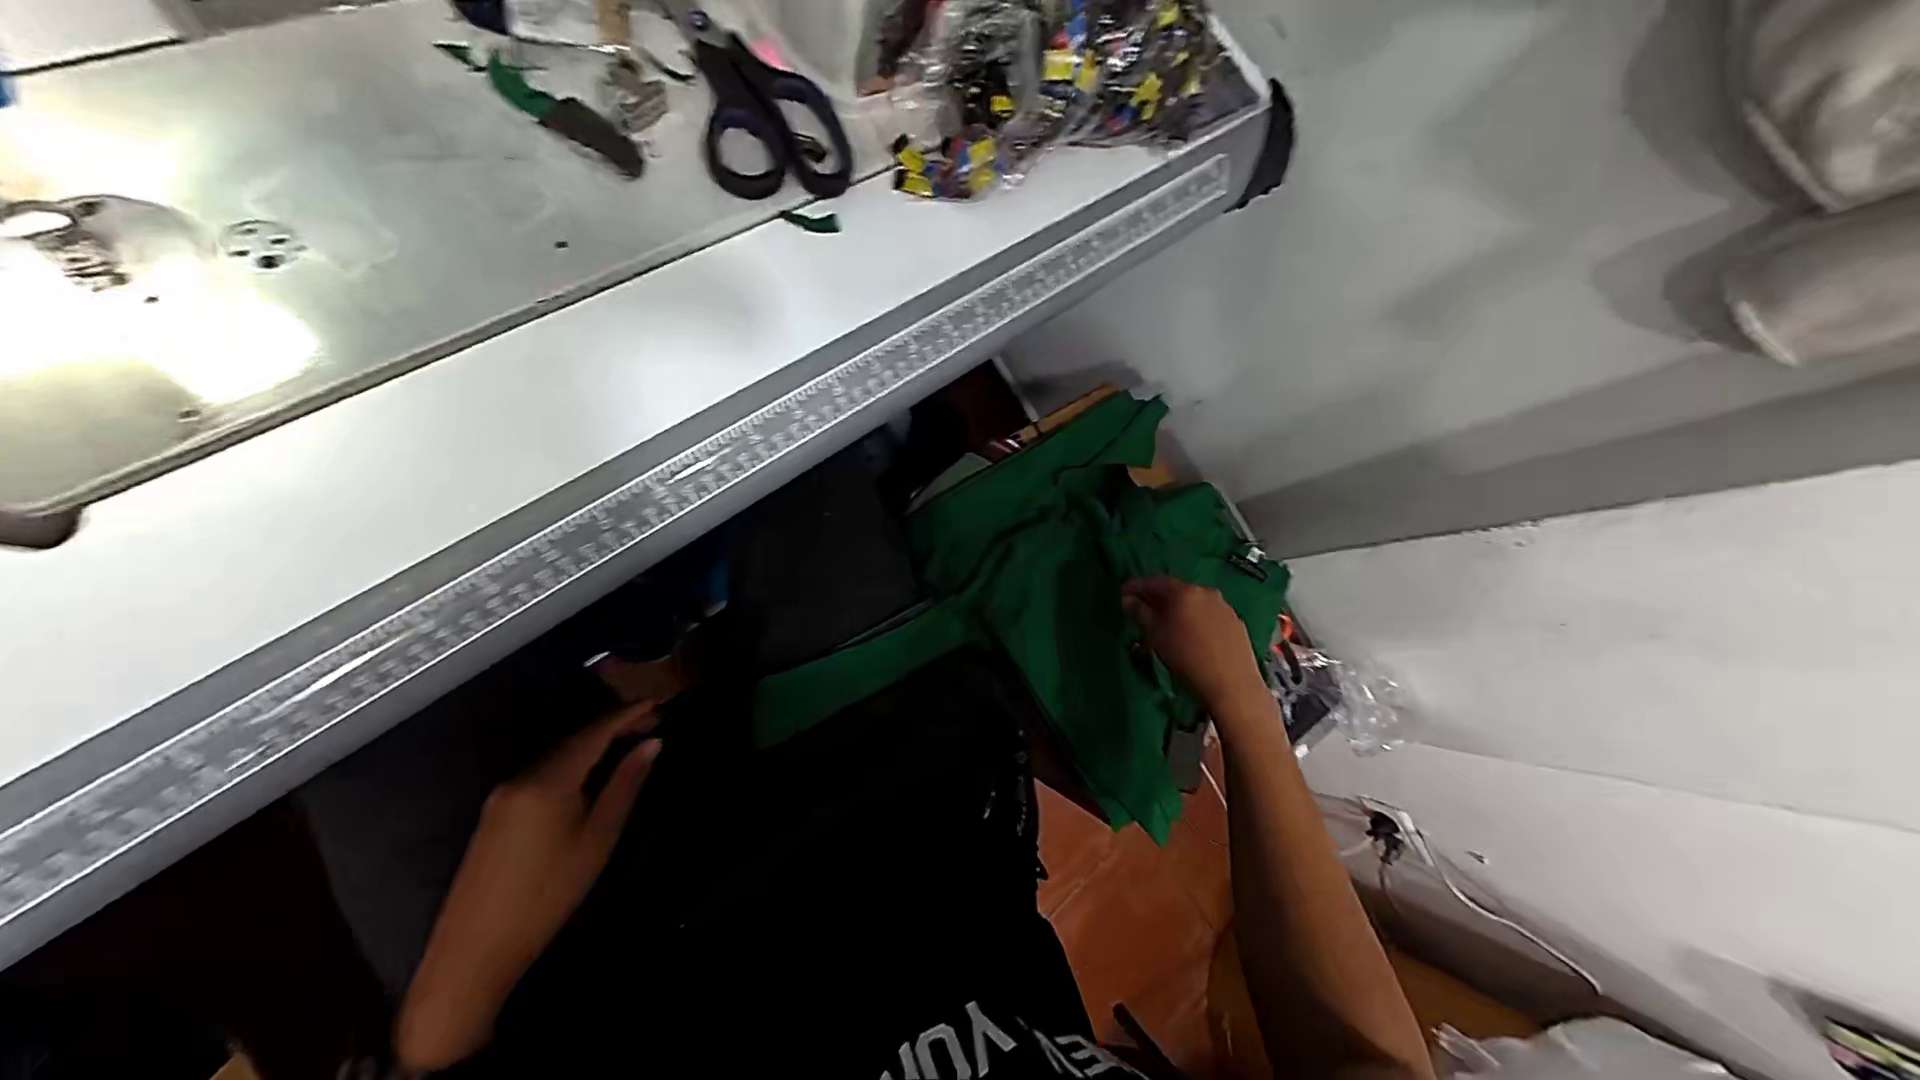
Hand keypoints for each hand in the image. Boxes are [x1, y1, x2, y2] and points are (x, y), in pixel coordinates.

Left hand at [398, 703, 661, 1070]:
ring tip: (628, 743)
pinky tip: (590, 772)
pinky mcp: (494, 813)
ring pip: (557, 756)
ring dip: (593, 745)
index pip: (594, 733)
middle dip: (612, 727)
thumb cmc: (549, 894)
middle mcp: (521, 778)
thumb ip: (625, 784)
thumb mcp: (598, 838)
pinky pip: (541, 773)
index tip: (655, 702)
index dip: (626, 714)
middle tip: (651, 722)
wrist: (474, 950)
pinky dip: (572, 763)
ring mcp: (502, 795)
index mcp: (548, 782)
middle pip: (574, 740)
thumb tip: (652, 743)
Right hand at [1122, 576, 1265, 707]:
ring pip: (1194, 602)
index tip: (1123, 593)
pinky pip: (1208, 614)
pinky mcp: (1236, 622)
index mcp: (1183, 591)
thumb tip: (1128, 599)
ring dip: (1178, 608)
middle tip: (1142, 608)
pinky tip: (1192, 634)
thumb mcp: (1156, 634)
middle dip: (1157, 597)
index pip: (1154, 581)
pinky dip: (1195, 618)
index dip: (1136, 586)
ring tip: (1168, 622)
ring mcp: (1223, 606)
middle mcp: (1205, 592)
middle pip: (1175, 589)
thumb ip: (1141, 612)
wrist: (1231, 683)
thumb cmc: (1186, 657)